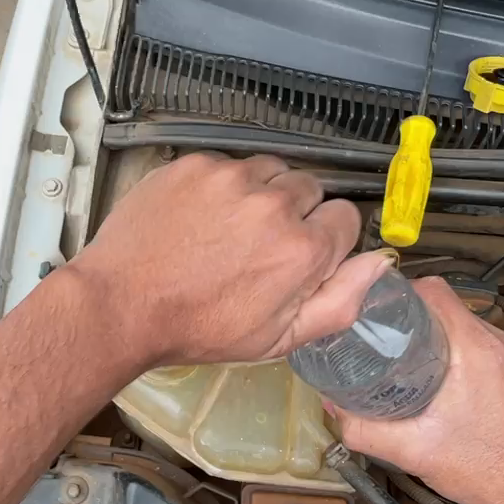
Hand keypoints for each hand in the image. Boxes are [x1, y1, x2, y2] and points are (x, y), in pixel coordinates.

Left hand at [64, 153, 393, 367]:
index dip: (324, 240)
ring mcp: (232, 178)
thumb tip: (380, 265)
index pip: (346, 218)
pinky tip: (200, 217)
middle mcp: (274, 203)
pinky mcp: (196, 165)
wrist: (123, 303)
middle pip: (310, 189)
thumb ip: (339, 301)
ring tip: (229, 229)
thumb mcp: (278, 338)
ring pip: (271, 171)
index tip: (297, 257)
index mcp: (303, 249)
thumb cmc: (199, 328)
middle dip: (295, 214)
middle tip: (259, 245)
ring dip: (261, 194)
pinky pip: (228, 165)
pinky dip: (221, 186)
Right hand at [335, 277, 503, 503]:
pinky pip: (476, 342)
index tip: (372, 308)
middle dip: (406, 313)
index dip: (398, 292)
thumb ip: (364, 430)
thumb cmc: (489, 472)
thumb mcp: (412, 452)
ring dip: (429, 330)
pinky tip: (430, 375)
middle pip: (444, 303)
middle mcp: (496, 343)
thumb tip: (333, 408)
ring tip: (397, 354)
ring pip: (460, 322)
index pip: (433, 290)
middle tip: (375, 335)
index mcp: (474, 348)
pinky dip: (450, 347)